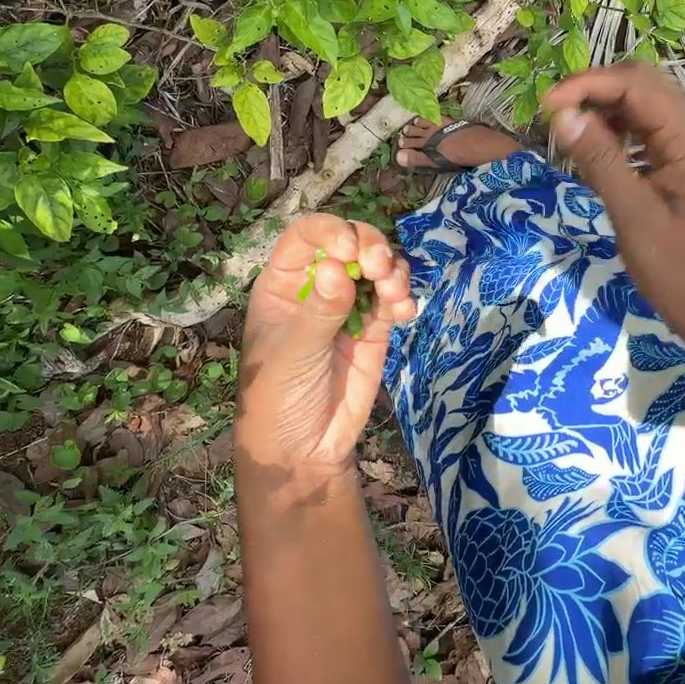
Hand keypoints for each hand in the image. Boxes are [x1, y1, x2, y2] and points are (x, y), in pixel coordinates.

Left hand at [238, 215, 414, 478]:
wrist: (304, 451)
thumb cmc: (277, 396)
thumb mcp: (292, 353)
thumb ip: (319, 311)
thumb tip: (338, 268)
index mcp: (284, 283)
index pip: (306, 236)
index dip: (330, 232)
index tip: (349, 252)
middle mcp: (319, 285)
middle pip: (350, 242)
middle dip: (370, 246)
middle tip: (380, 268)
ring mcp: (350, 304)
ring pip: (378, 265)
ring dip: (393, 269)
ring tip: (395, 294)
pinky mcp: (376, 327)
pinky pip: (395, 298)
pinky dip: (405, 296)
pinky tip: (407, 312)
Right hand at [543, 64, 684, 340]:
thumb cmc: (673, 268)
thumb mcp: (632, 215)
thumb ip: (599, 160)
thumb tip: (562, 115)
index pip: (638, 86)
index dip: (589, 85)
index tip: (547, 106)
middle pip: (643, 84)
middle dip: (595, 90)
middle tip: (554, 114)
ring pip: (643, 101)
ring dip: (603, 106)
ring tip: (568, 129)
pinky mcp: (683, 157)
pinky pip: (646, 125)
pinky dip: (616, 126)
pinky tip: (593, 145)